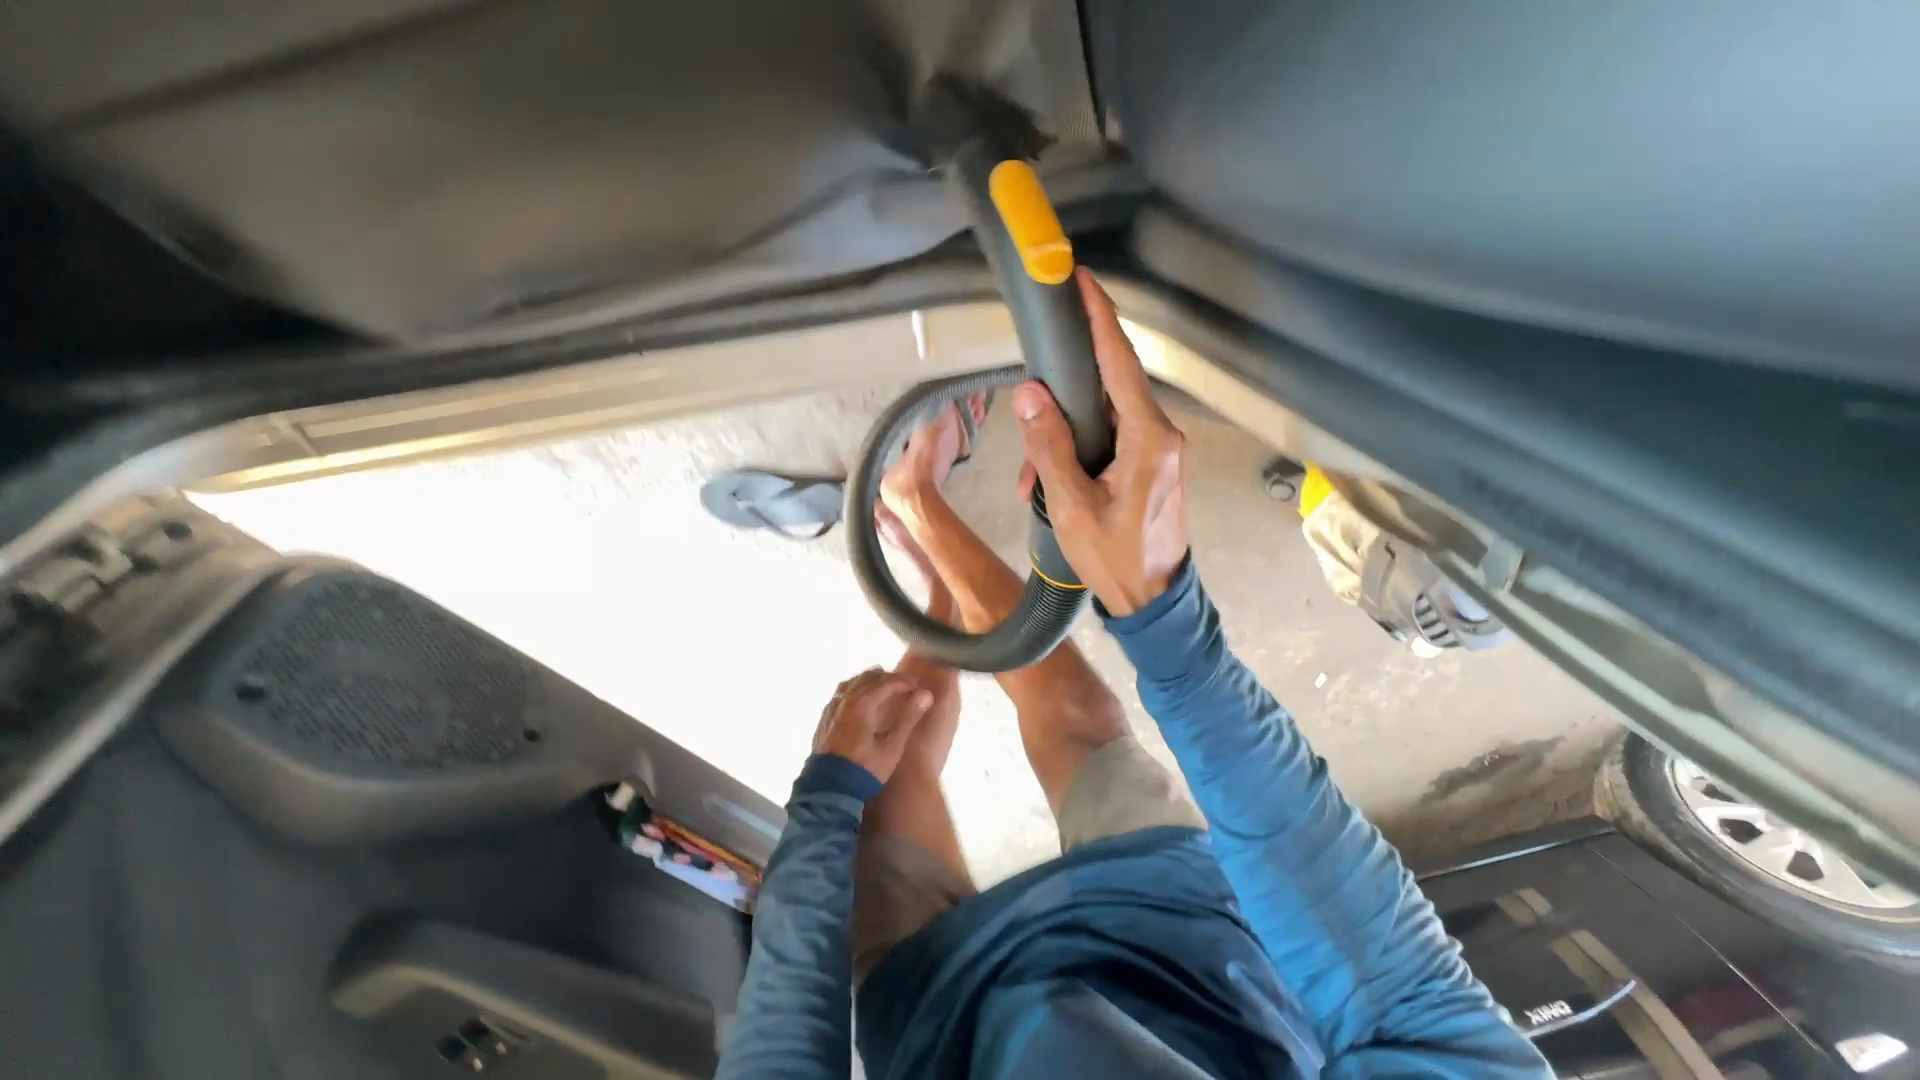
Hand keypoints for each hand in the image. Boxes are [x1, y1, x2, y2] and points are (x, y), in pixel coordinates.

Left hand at [811, 669, 934, 783]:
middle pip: (868, 677)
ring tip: (884, 688)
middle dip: (889, 678)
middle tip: (905, 687)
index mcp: (862, 703)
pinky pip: (840, 694)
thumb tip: (925, 695)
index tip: (919, 688)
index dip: (905, 682)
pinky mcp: (824, 719)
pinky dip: (854, 690)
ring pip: (852, 682)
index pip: (887, 682)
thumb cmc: (864, 770)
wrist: (828, 791)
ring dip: (870, 681)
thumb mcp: (891, 748)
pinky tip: (859, 700)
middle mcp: (844, 700)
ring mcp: (831, 709)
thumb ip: (907, 718)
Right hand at [1013, 269, 1188, 615]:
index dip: (1099, 318)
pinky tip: (1048, 484)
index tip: (1081, 280)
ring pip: (1103, 416)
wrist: (1155, 602)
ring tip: (1032, 476)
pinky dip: (1077, 452)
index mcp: (1149, 437)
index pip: (1120, 362)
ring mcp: (1158, 449)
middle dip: (1063, 391)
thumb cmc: (1116, 559)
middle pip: (1108, 385)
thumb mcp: (1073, 506)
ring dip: (1063, 435)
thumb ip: (1049, 447)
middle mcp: (1161, 433)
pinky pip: (1109, 440)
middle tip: (1031, 390)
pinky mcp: (1151, 464)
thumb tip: (1030, 393)